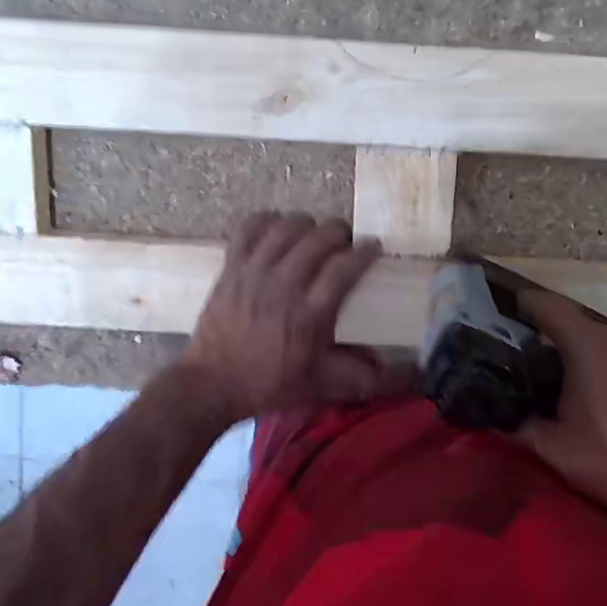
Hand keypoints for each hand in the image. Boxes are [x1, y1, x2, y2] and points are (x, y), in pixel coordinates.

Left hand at [180, 212, 387, 422]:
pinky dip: (266, 220)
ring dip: (306, 223)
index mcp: (310, 316)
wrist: (213, 385)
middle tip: (343, 239)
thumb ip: (360, 376)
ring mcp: (254, 274)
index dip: (364, 251)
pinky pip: (249, 228)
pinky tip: (276, 226)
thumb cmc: (270, 384)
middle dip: (338, 231)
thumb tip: (394, 372)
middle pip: (318, 239)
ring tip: (313, 232)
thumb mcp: (321, 385)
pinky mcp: (231, 268)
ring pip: (286, 227)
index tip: (373, 246)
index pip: (344, 269)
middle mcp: (284, 287)